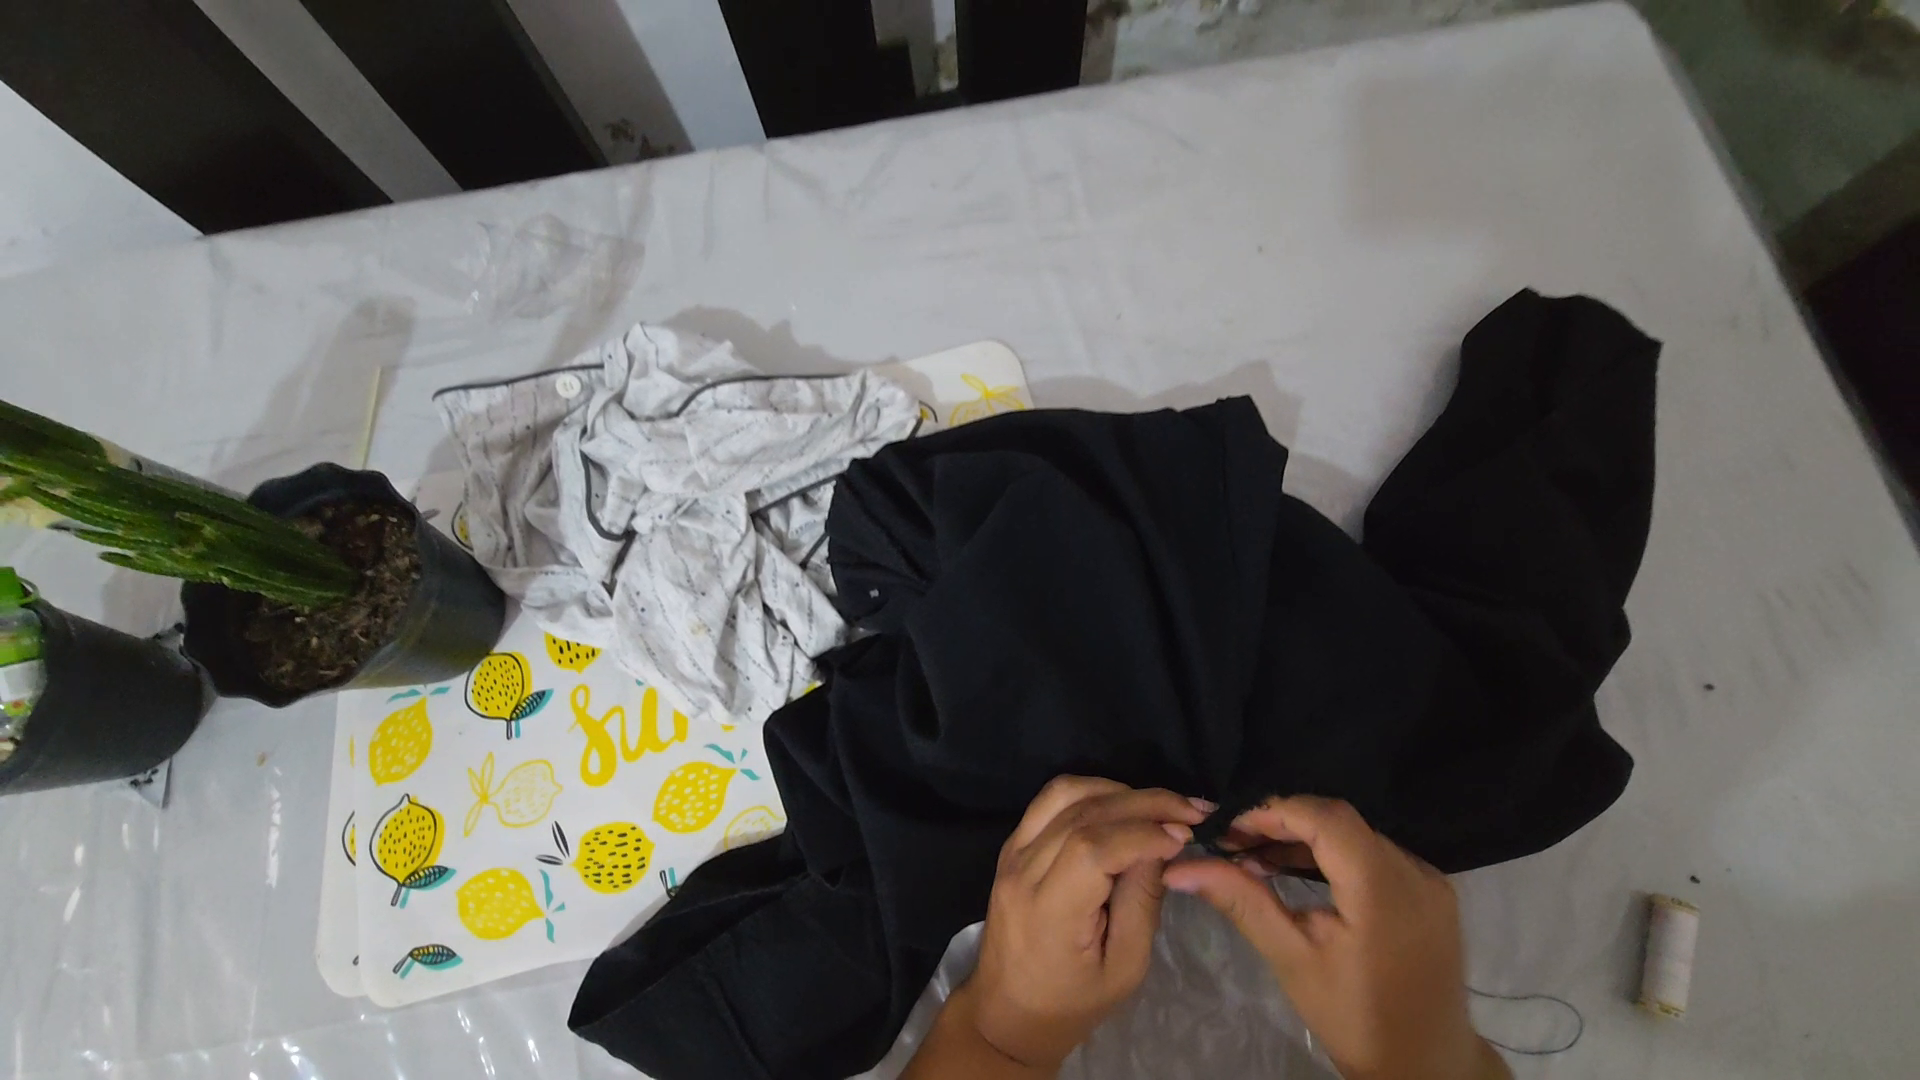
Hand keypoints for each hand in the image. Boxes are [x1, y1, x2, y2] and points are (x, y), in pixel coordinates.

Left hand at [921, 776, 1206, 1075]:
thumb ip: (1142, 902)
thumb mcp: (1125, 967)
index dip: (1141, 833)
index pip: (1092, 848)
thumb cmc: (1073, 1000)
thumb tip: (1163, 843)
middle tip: (1189, 809)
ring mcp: (1012, 850)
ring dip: (1117, 790)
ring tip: (1159, 806)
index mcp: (1049, 910)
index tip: (1185, 833)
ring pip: (1064, 793)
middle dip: (1143, 803)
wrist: (1009, 1009)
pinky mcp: (1013, 843)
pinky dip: (1090, 791)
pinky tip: (1123, 804)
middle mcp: (1023, 869)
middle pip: (1082, 813)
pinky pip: (1050, 799)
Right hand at [1162, 797, 1508, 1079]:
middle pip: (1338, 820)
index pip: (1324, 818)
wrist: (1427, 1067)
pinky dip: (1331, 850)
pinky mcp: (1429, 888)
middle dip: (1281, 821)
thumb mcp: (1290, 959)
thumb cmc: (1354, 1017)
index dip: (1273, 811)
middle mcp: (1413, 871)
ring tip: (1256, 855)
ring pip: (1354, 832)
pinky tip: (1296, 867)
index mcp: (1382, 889)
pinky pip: (1372, 850)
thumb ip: (1241, 900)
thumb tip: (1178, 868)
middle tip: (1234, 841)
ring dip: (1303, 835)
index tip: (1228, 828)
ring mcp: (1427, 879)